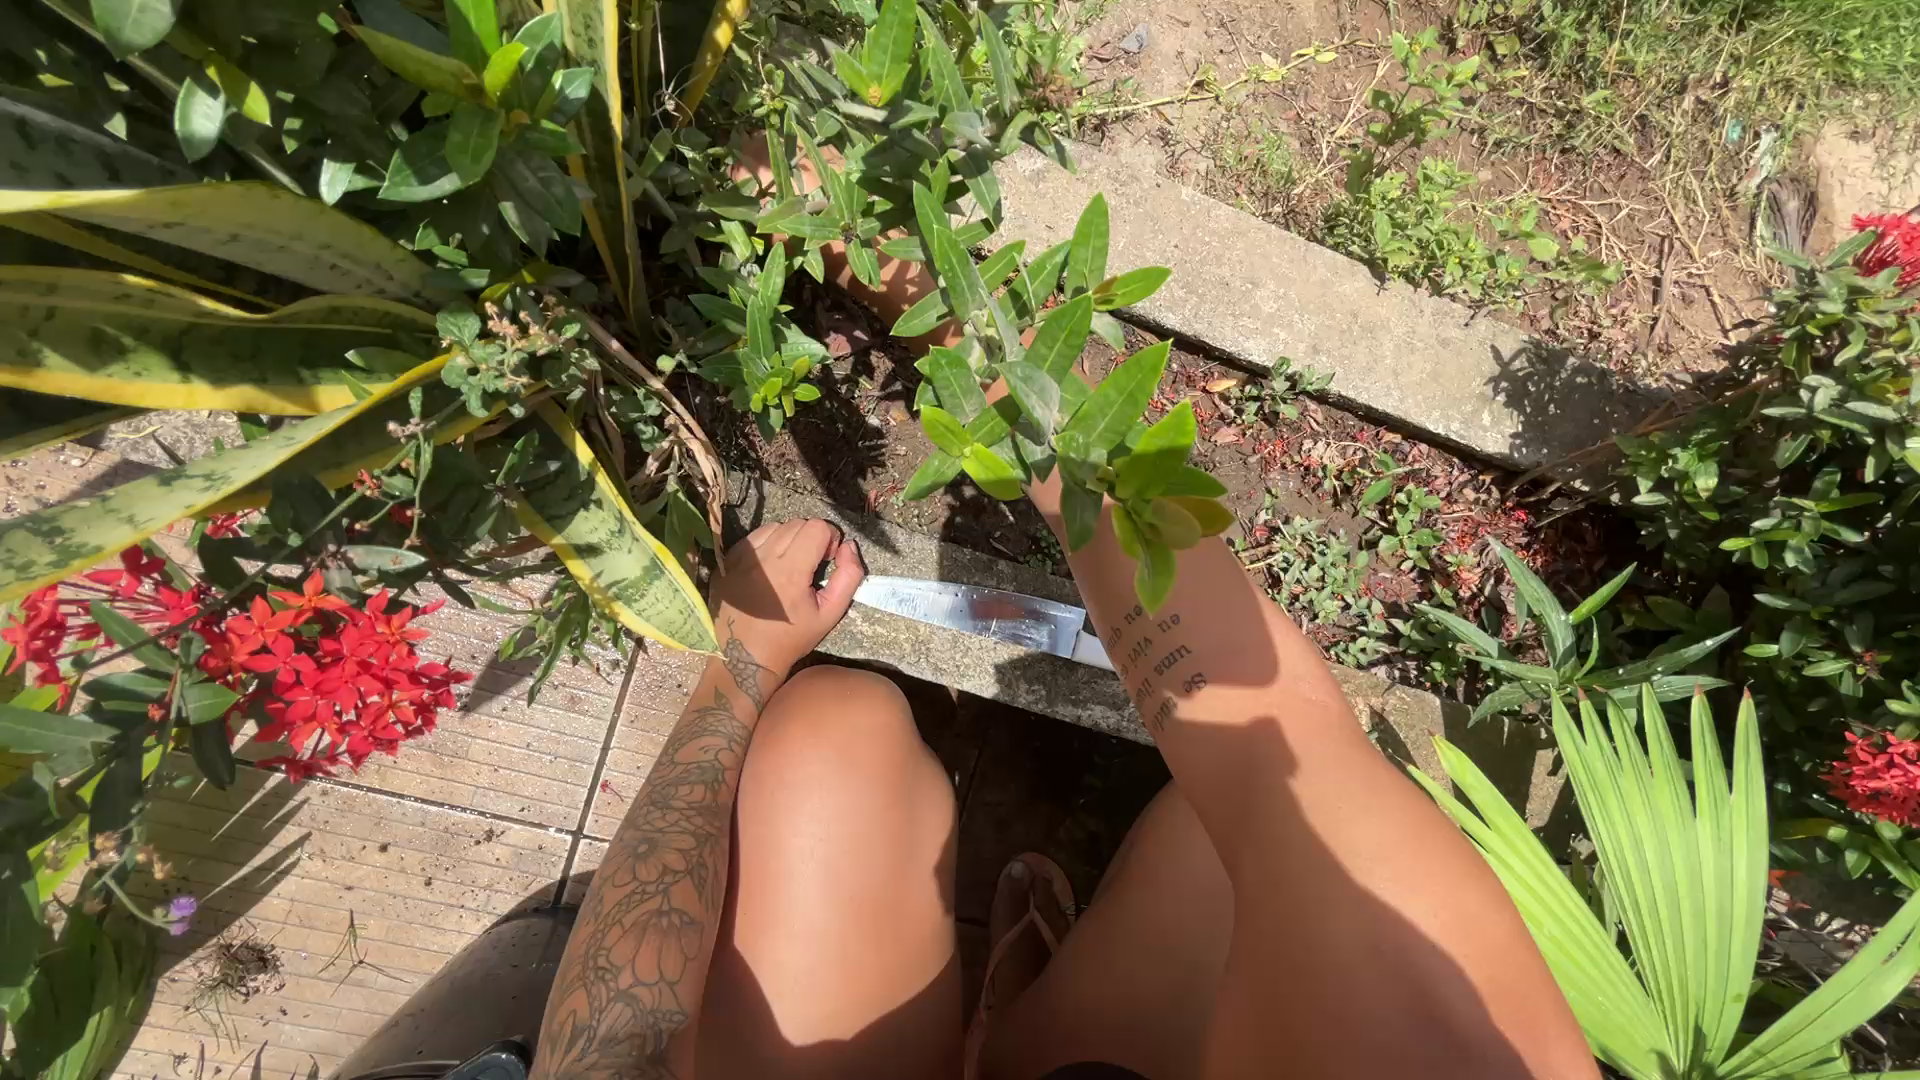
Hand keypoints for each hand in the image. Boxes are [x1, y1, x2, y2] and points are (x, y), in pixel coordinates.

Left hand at [710, 518, 864, 680]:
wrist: (746, 656)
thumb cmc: (792, 638)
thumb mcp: (831, 613)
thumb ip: (849, 576)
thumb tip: (849, 546)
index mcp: (791, 571)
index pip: (817, 527)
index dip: (830, 539)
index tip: (827, 560)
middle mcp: (764, 558)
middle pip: (798, 523)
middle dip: (812, 538)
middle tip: (812, 564)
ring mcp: (742, 558)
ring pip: (776, 526)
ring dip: (790, 539)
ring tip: (790, 564)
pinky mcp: (728, 562)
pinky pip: (754, 537)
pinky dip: (768, 544)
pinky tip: (770, 566)